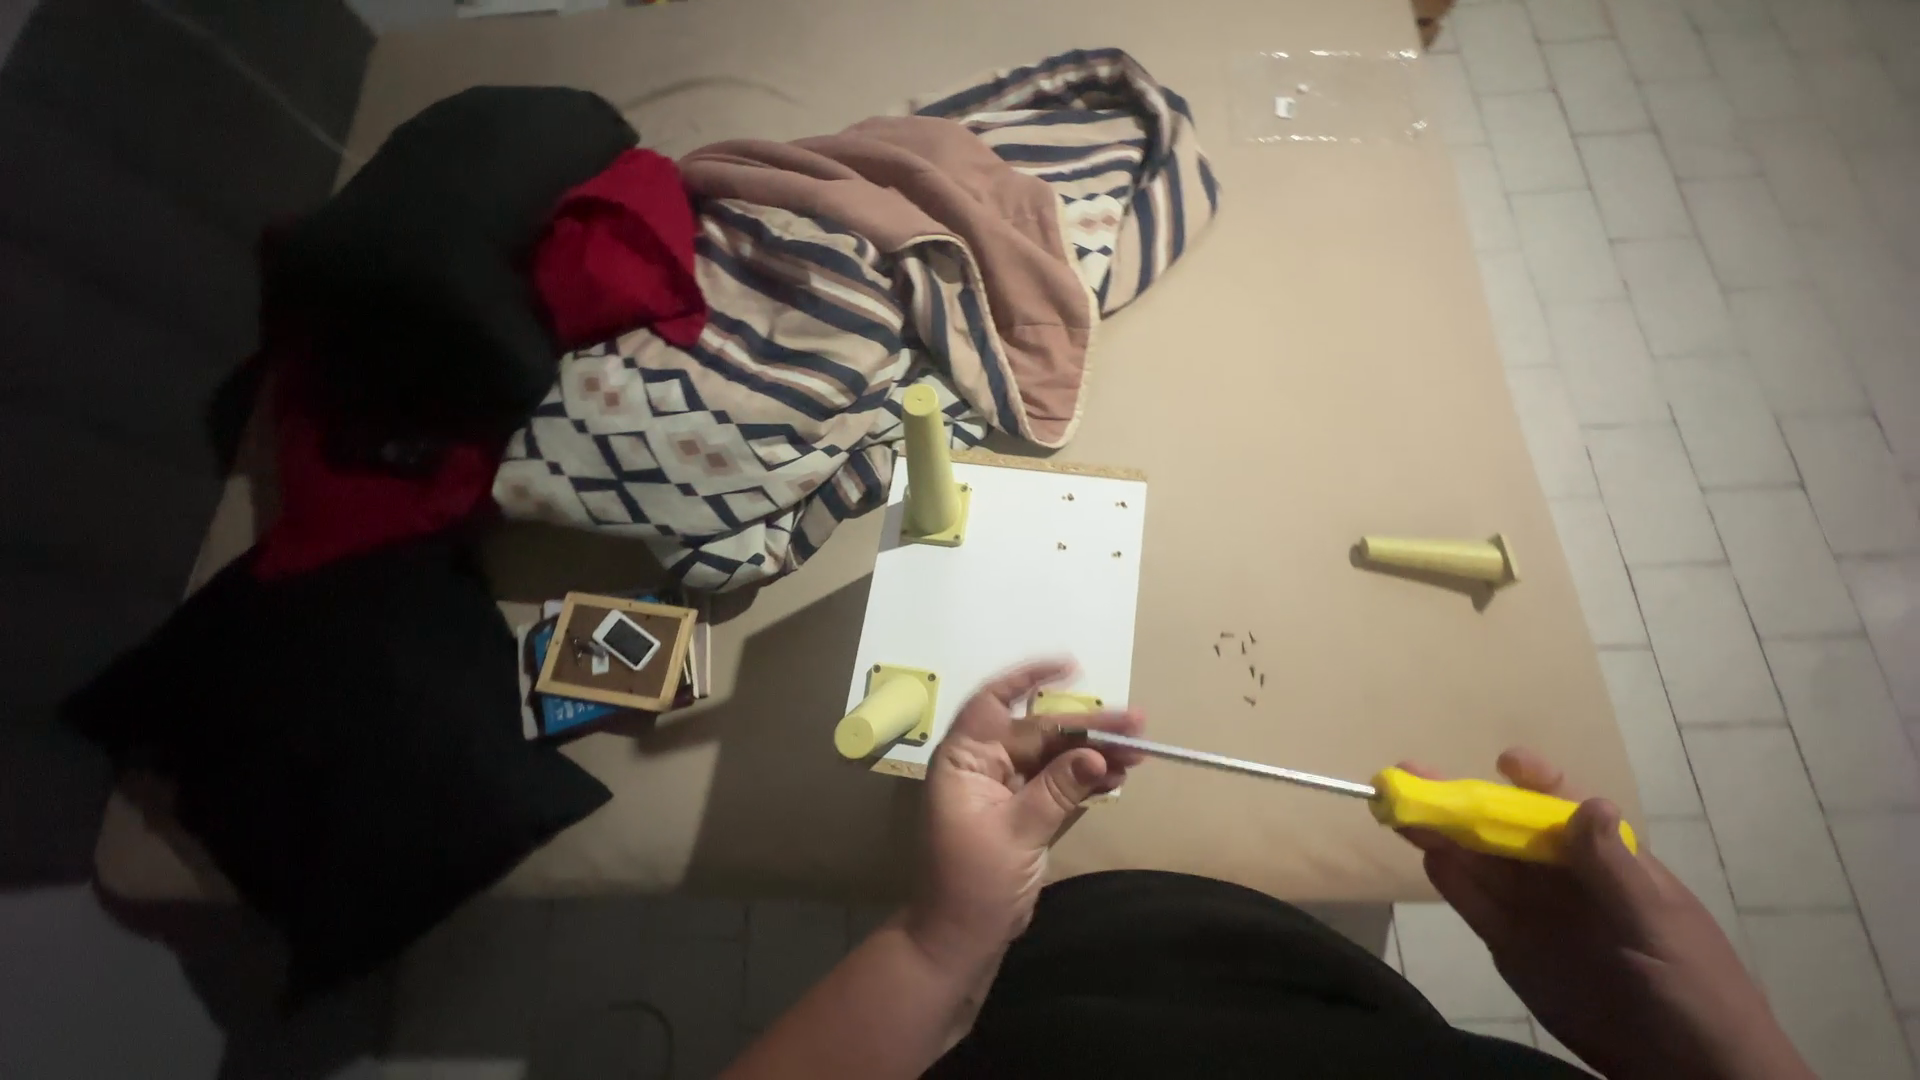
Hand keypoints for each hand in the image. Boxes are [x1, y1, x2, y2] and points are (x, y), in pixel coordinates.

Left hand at [906, 660, 1143, 968]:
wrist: (960, 939)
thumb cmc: (973, 884)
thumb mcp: (1016, 833)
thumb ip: (1057, 790)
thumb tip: (1097, 754)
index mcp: (965, 759)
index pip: (993, 702)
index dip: (1028, 678)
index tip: (1070, 667)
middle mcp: (983, 763)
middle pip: (1038, 733)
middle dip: (1085, 729)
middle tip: (1135, 724)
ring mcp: (1005, 787)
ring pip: (1053, 757)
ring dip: (1093, 753)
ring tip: (1139, 749)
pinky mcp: (1023, 809)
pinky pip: (1057, 782)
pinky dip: (1086, 778)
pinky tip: (1118, 774)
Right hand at [1398, 749, 1812, 1079]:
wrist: (1691, 1077)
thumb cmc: (1695, 994)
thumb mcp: (1660, 928)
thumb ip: (1615, 869)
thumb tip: (1590, 802)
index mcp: (1605, 861)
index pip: (1563, 808)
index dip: (1532, 780)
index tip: (1506, 762)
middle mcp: (1560, 876)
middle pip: (1501, 827)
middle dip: (1459, 797)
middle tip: (1409, 775)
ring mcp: (1532, 909)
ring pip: (1476, 858)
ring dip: (1438, 830)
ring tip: (1397, 809)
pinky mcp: (1509, 943)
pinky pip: (1471, 901)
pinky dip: (1445, 876)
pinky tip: (1424, 855)